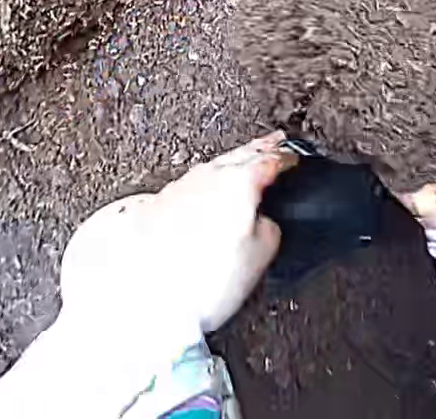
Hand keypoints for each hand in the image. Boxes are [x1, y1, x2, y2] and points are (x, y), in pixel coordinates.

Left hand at [60, 131, 297, 334]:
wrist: (142, 294)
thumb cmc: (198, 279)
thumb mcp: (258, 256)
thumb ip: (269, 230)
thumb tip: (265, 222)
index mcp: (239, 181)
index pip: (270, 160)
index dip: (286, 158)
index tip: (293, 157)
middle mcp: (211, 175)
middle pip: (242, 154)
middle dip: (261, 147)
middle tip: (276, 141)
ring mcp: (184, 185)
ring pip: (218, 164)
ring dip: (235, 159)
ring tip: (245, 160)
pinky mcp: (163, 201)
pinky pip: (198, 179)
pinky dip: (212, 177)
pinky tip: (211, 186)